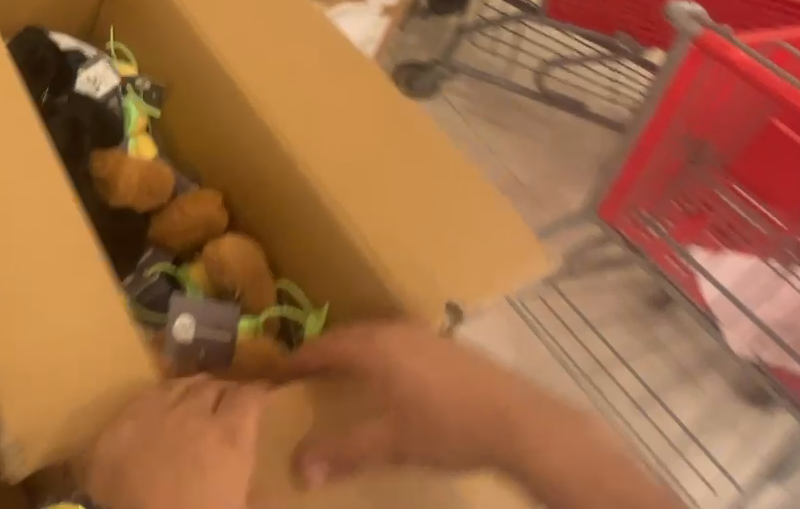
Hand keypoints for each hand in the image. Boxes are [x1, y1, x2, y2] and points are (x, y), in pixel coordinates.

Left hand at [80, 376, 269, 508]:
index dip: (258, 393)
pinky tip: (165, 408)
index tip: (264, 395)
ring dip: (196, 390)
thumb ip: (253, 492)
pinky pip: (152, 393)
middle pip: (215, 385)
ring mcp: (157, 409)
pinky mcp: (127, 415)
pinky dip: (166, 396)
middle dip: (226, 392)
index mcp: (229, 439)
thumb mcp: (235, 507)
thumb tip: (269, 489)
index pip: (249, 396)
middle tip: (230, 406)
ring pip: (183, 384)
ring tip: (199, 402)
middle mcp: (194, 412)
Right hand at [278, 320, 543, 487]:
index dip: (297, 361)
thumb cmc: (448, 428)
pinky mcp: (444, 344)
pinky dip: (379, 354)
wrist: (522, 422)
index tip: (277, 375)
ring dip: (353, 352)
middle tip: (306, 376)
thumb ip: (344, 453)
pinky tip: (390, 377)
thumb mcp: (392, 444)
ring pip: (372, 336)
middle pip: (345, 336)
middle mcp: (391, 330)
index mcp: (372, 346)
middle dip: (323, 354)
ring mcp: (421, 333)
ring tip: (343, 374)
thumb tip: (298, 469)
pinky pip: (395, 341)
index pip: (322, 347)